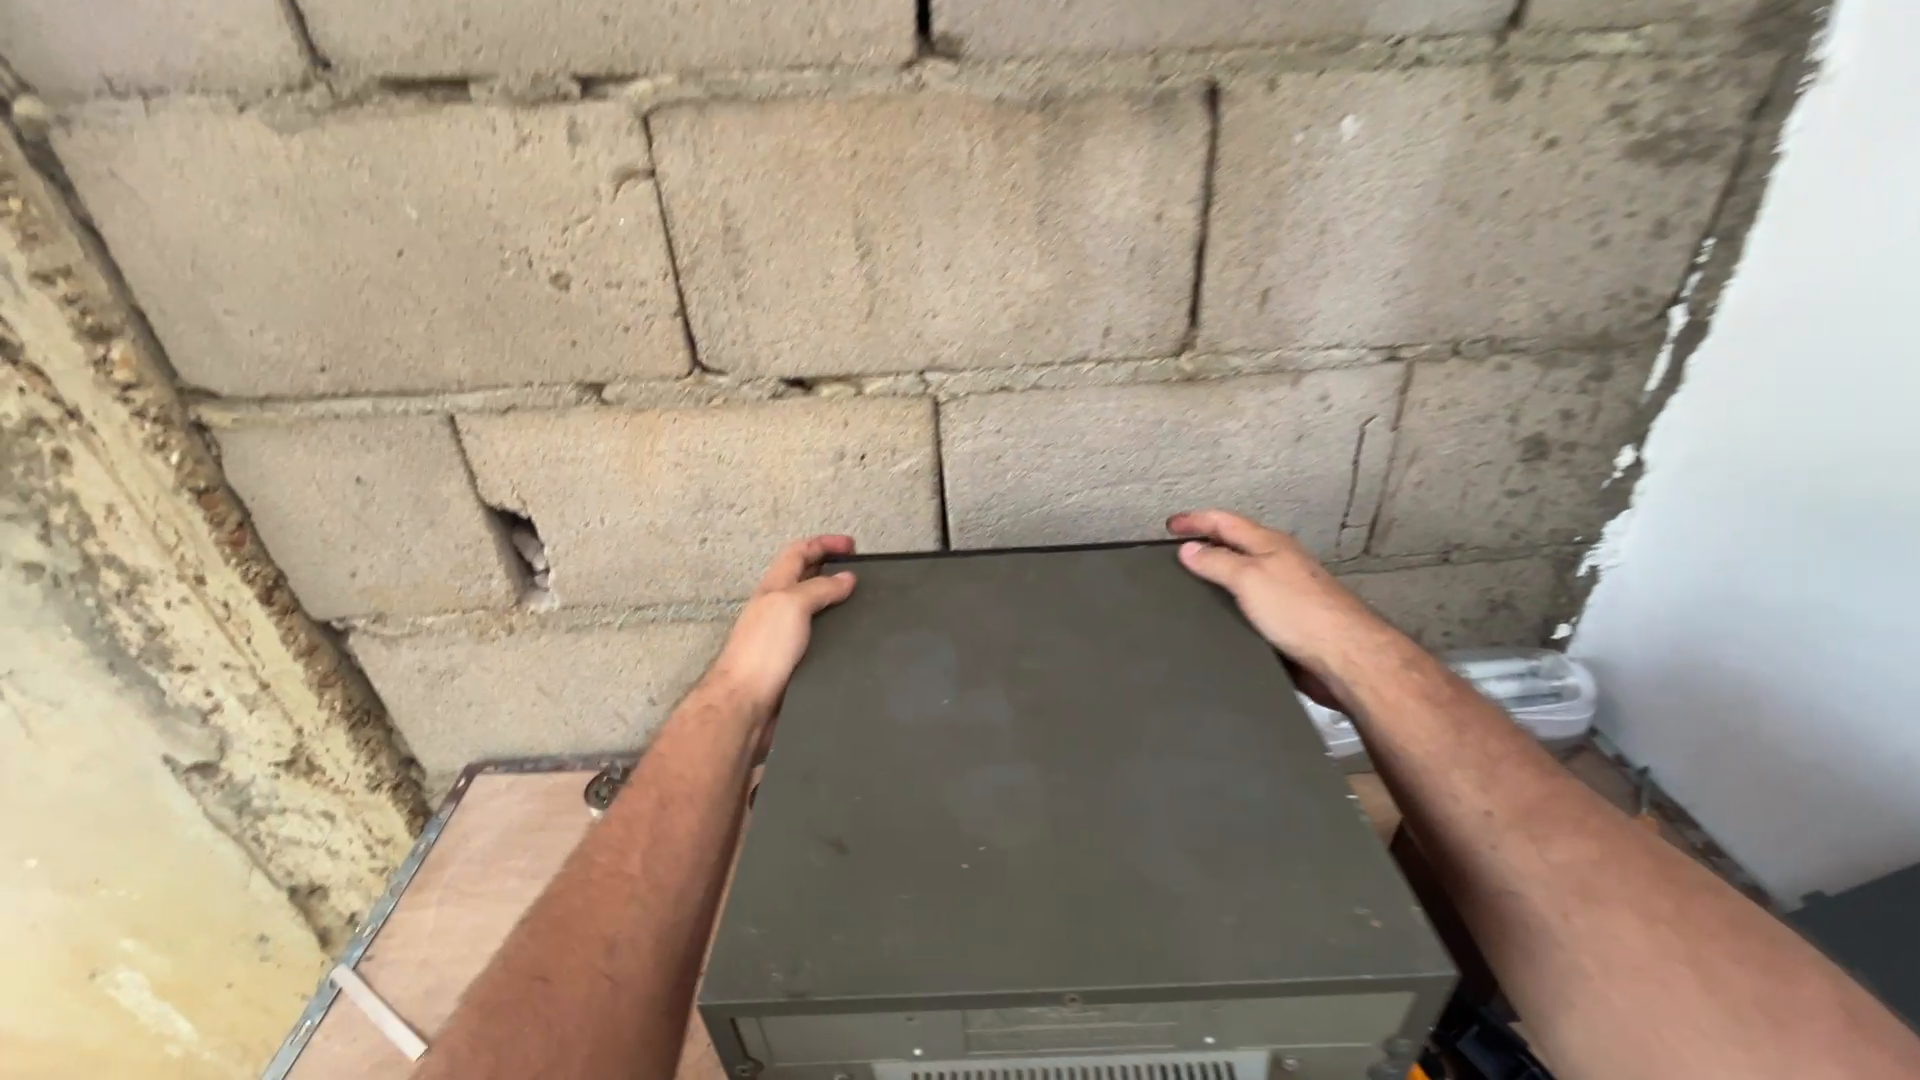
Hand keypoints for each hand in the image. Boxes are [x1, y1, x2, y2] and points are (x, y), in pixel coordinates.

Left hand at [702, 535, 857, 724]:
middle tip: (860, 572)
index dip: (823, 544)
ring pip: (811, 609)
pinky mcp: (790, 662)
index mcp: (773, 588)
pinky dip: (832, 631)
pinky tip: (848, 640)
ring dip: (833, 601)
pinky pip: (815, 637)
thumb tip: (846, 578)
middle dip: (830, 568)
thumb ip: (819, 589)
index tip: (852, 546)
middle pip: (804, 578)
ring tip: (860, 604)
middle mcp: (776, 608)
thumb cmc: (763, 650)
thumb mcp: (792, 606)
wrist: (744, 704)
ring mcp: (781, 636)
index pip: (798, 552)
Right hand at [1167, 510, 1388, 673]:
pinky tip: (1222, 614)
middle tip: (1181, 546)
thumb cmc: (1301, 612)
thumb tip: (1189, 550)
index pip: (1225, 522)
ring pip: (1245, 572)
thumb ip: (1217, 562)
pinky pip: (1251, 601)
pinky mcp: (1288, 620)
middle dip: (1208, 541)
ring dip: (1220, 570)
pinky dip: (1232, 599)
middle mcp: (1279, 563)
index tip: (1171, 525)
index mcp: (1270, 545)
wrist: (1344, 657)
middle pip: (1237, 544)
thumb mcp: (1250, 578)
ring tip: (1195, 578)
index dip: (1196, 520)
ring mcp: (1285, 591)